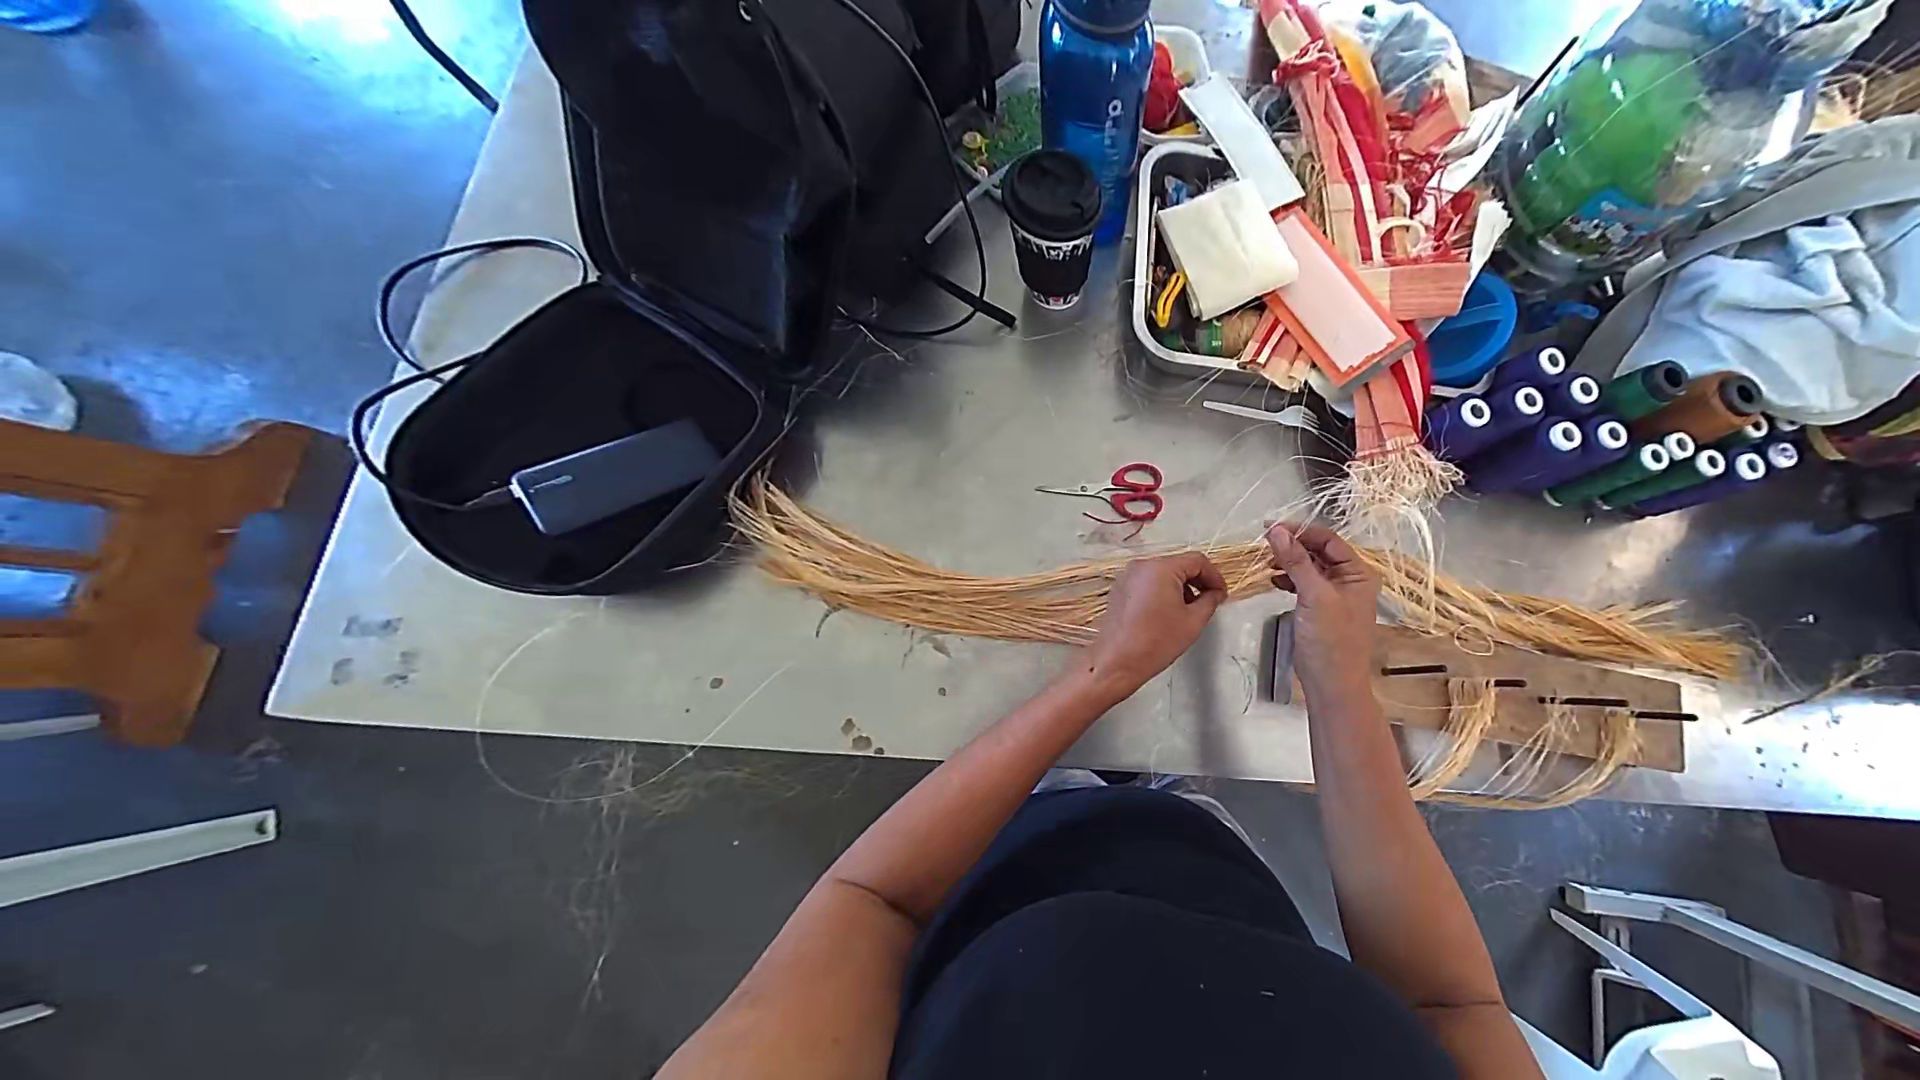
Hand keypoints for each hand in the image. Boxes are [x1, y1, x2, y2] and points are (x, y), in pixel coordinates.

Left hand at [1082, 553, 1227, 699]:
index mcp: (1160, 567)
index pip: (1196, 560)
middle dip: (1197, 581)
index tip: (1222, 595)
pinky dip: (1162, 591)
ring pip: (1162, 573)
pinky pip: (1147, 582)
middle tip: (1210, 601)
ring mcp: (1127, 577)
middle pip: (1178, 564)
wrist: (1117, 660)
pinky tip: (1168, 612)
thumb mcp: (1193, 620)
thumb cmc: (1157, 640)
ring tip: (1189, 610)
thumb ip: (1209, 600)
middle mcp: (1141, 565)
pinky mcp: (1119, 589)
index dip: (1214, 576)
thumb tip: (1215, 593)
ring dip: (1180, 586)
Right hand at [1265, 523, 1378, 700]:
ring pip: (1308, 566)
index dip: (1301, 531)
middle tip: (1264, 543)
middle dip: (1292, 545)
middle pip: (1318, 551)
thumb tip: (1277, 531)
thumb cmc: (1331, 641)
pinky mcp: (1318, 607)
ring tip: (1267, 562)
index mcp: (1358, 574)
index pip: (1329, 540)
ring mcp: (1333, 595)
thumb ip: (1296, 561)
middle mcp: (1348, 580)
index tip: (1271, 528)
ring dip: (1288, 561)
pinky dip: (1287, 578)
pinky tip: (1273, 580)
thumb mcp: (1314, 596)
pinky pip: (1302, 583)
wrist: (1332, 684)